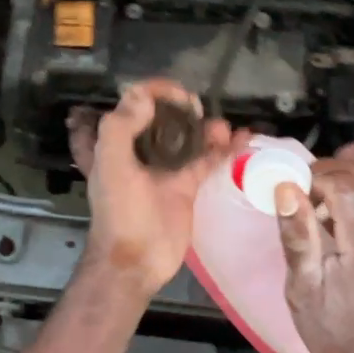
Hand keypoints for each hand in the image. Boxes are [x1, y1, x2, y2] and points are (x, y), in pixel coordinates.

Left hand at [68, 81, 234, 299]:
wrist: (135, 261)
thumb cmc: (119, 212)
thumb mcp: (112, 165)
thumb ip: (121, 127)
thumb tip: (145, 96)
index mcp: (116, 143)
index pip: (133, 103)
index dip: (154, 91)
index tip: (177, 93)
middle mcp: (139, 151)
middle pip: (162, 117)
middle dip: (181, 107)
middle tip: (196, 108)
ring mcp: (165, 169)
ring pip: (187, 137)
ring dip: (205, 127)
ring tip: (221, 126)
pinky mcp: (186, 186)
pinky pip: (207, 160)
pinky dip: (224, 148)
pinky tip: (241, 138)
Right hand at [274, 150, 353, 352]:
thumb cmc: (336, 333)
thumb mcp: (304, 289)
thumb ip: (298, 235)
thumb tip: (286, 188)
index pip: (343, 182)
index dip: (315, 176)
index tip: (292, 187)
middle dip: (332, 174)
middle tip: (303, 189)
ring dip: (346, 195)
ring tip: (317, 218)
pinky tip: (344, 244)